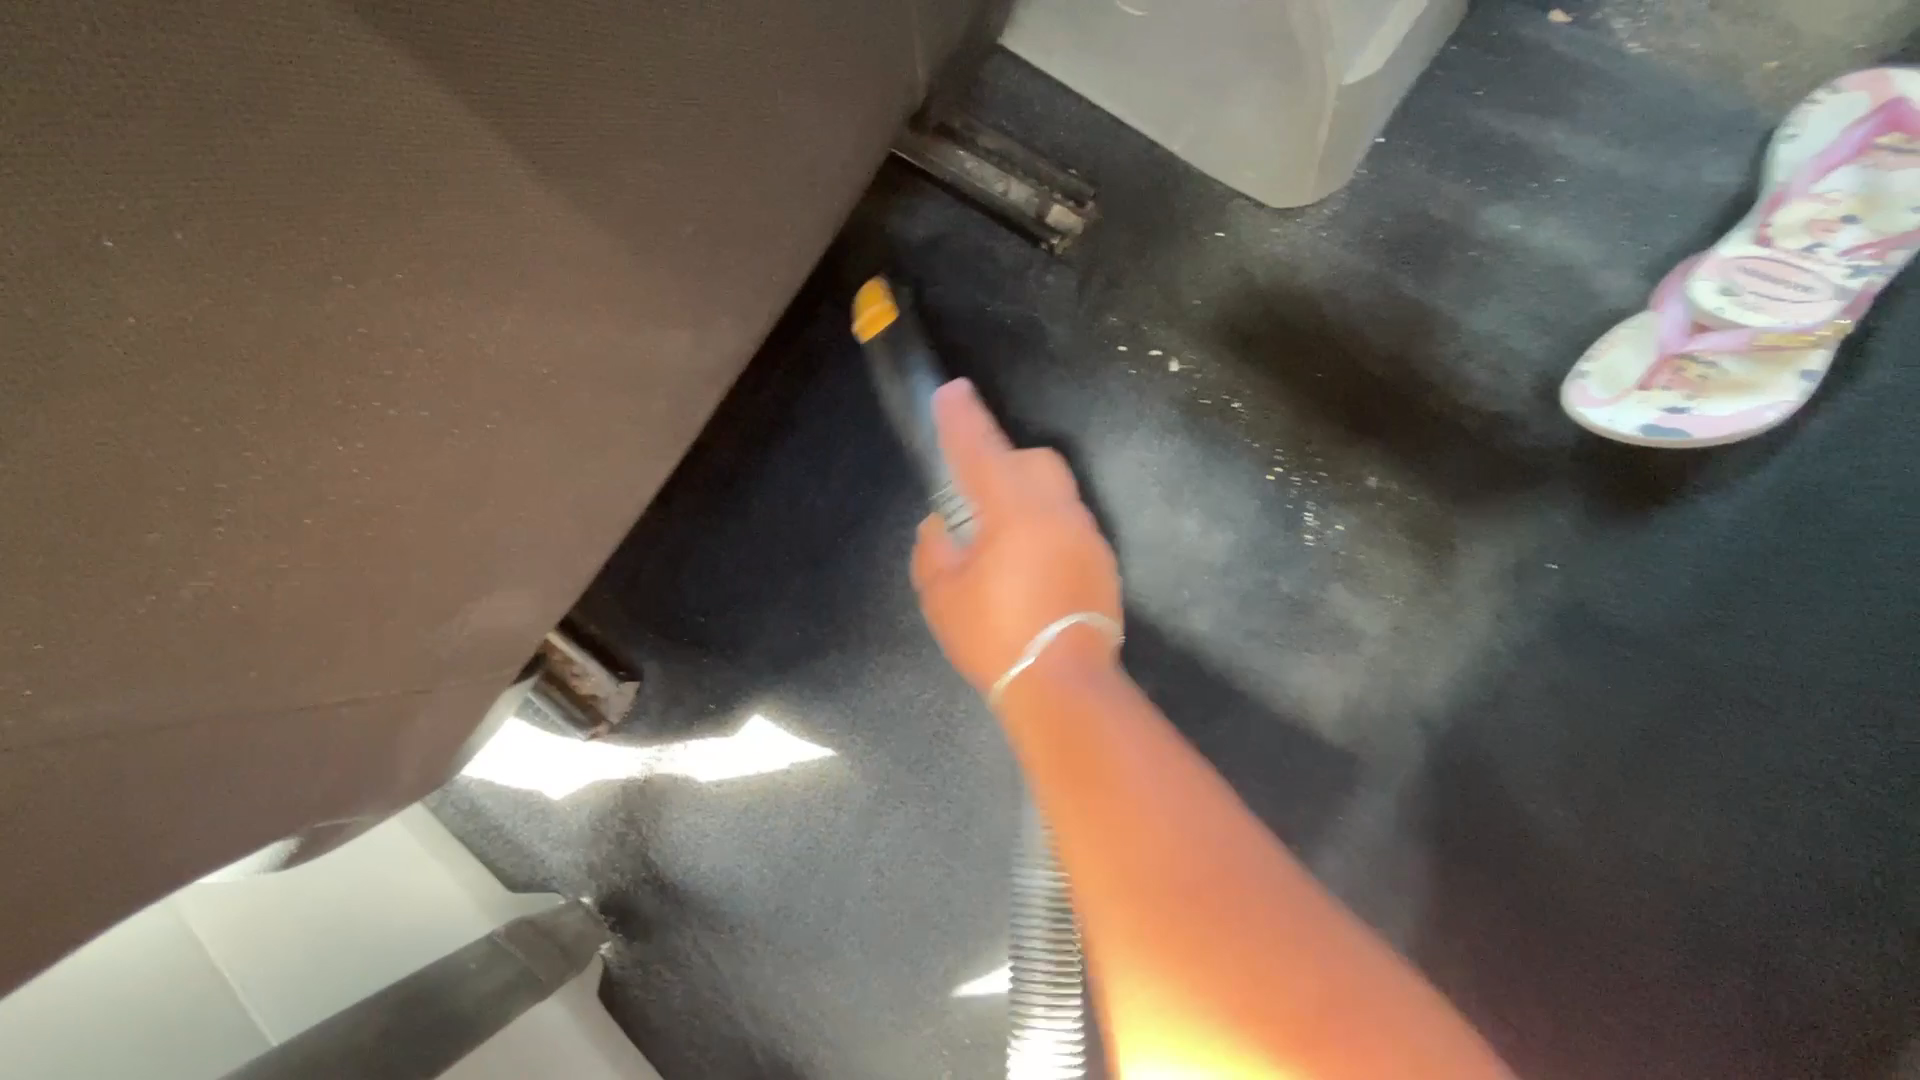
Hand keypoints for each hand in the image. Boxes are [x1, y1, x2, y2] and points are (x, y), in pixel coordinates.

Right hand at [910, 379, 1122, 699]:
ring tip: (1003, 546)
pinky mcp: (1103, 562)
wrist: (1063, 684)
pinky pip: (1069, 527)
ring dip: (1026, 502)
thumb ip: (935, 549)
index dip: (960, 419)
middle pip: (1033, 460)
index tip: (950, 391)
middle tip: (977, 501)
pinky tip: (1032, 572)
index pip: (979, 450)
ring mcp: (1087, 535)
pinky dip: (1047, 532)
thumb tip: (943, 527)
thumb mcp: (941, 596)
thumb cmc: (994, 637)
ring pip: (1055, 493)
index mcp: (1012, 510)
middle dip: (1004, 463)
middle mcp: (1056, 511)